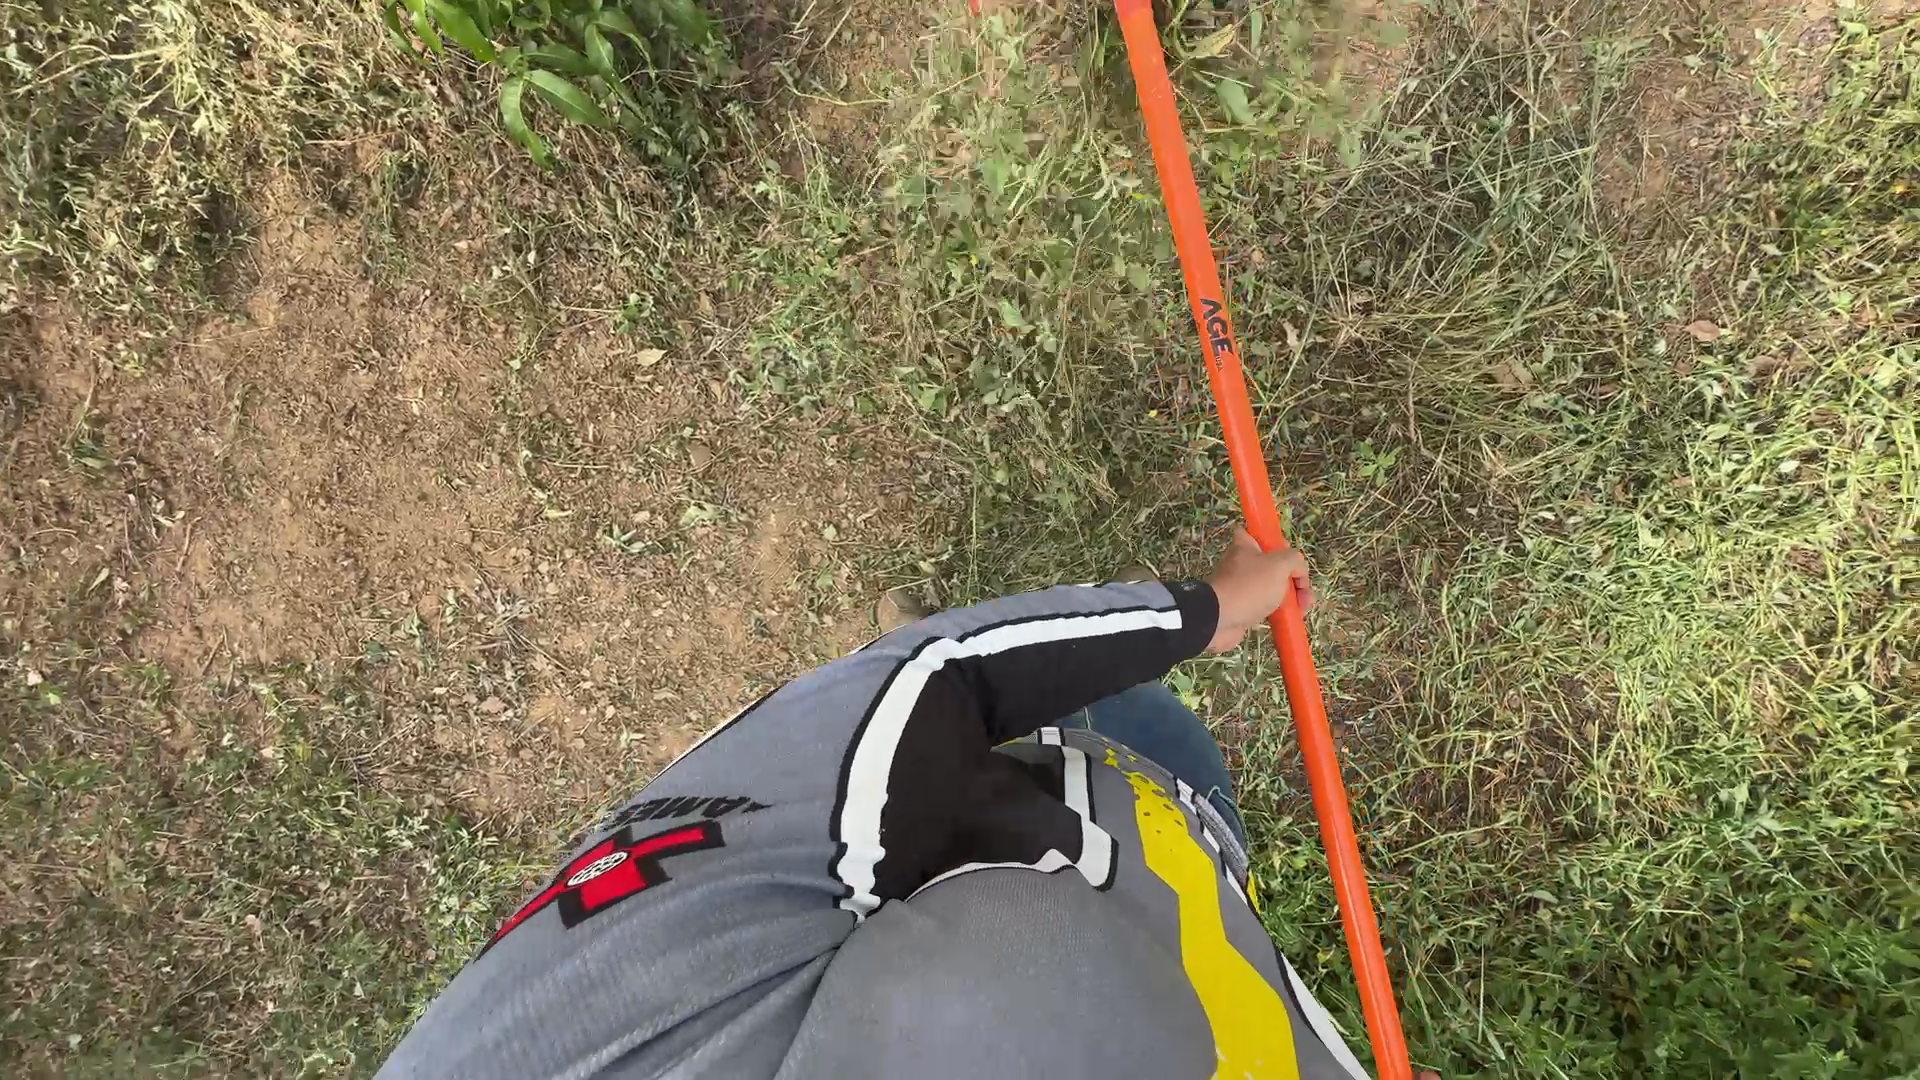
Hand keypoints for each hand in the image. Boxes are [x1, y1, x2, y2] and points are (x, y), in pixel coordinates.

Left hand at [1204, 528, 1313, 653]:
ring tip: (1303, 608)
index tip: (1290, 557)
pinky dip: (1279, 611)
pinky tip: (1292, 618)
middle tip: (1305, 591)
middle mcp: (1240, 564)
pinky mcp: (1241, 607)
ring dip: (1291, 596)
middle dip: (1294, 577)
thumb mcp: (1279, 564)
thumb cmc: (1249, 586)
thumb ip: (1294, 559)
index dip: (1278, 544)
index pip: (1259, 535)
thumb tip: (1297, 568)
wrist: (1219, 620)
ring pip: (1272, 587)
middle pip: (1273, 565)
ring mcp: (1240, 586)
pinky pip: (1265, 605)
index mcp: (1244, 546)